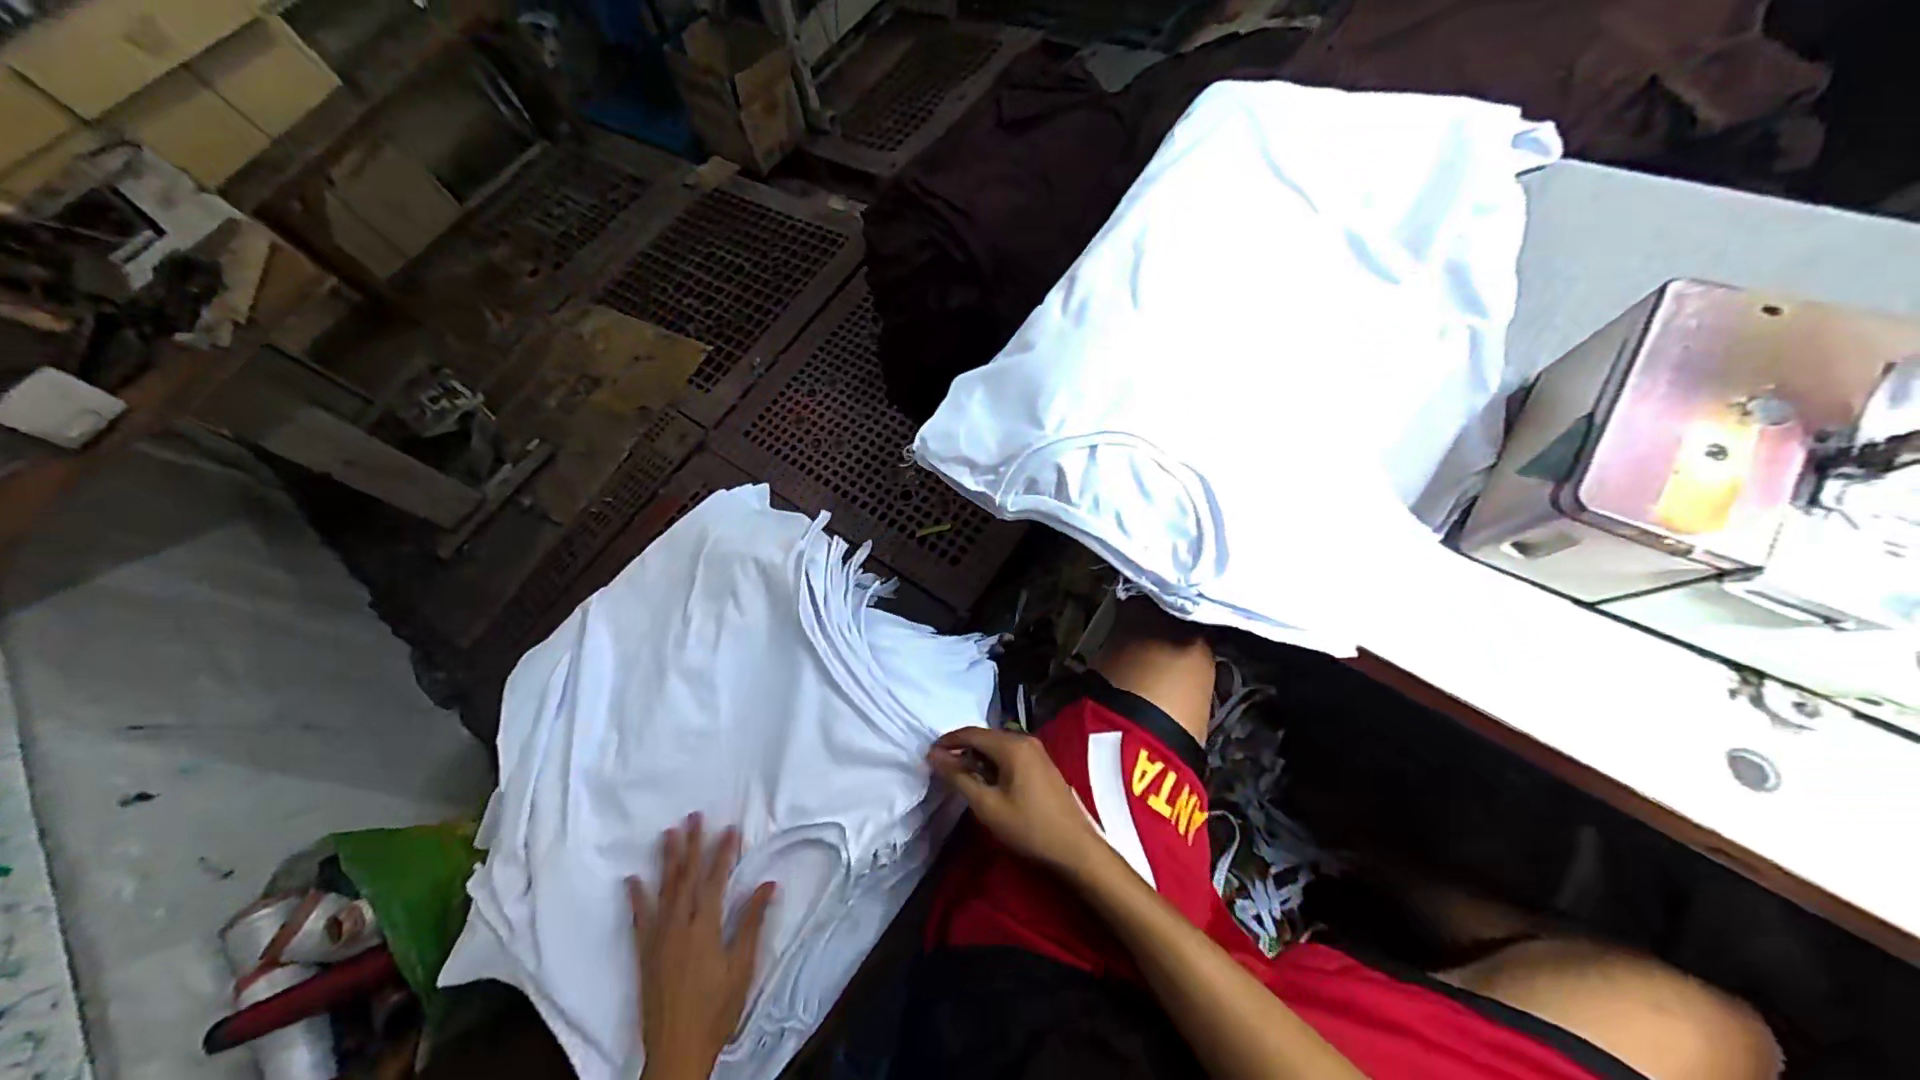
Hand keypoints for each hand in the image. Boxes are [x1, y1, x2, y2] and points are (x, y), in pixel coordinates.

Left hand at [630, 814, 775, 1079]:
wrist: (676, 1050)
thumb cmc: (717, 1010)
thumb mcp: (742, 968)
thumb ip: (751, 924)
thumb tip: (767, 884)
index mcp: (704, 928)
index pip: (715, 880)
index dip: (723, 853)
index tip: (730, 828)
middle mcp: (678, 927)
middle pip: (686, 878)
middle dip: (693, 845)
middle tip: (695, 816)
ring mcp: (658, 939)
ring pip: (663, 891)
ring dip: (667, 860)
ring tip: (668, 833)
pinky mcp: (644, 954)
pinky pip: (639, 919)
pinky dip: (636, 897)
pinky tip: (632, 879)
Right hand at [927, 727, 1106, 875]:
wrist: (1074, 847)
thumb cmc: (1028, 827)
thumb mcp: (987, 805)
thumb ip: (958, 777)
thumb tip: (935, 756)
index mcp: (1012, 746)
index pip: (971, 733)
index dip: (948, 741)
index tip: (929, 755)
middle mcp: (1025, 740)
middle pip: (985, 736)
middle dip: (962, 749)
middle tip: (943, 769)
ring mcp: (1037, 751)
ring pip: (998, 745)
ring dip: (978, 757)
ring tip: (962, 778)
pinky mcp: (1043, 764)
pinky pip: (1011, 754)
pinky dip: (994, 762)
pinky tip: (988, 782)